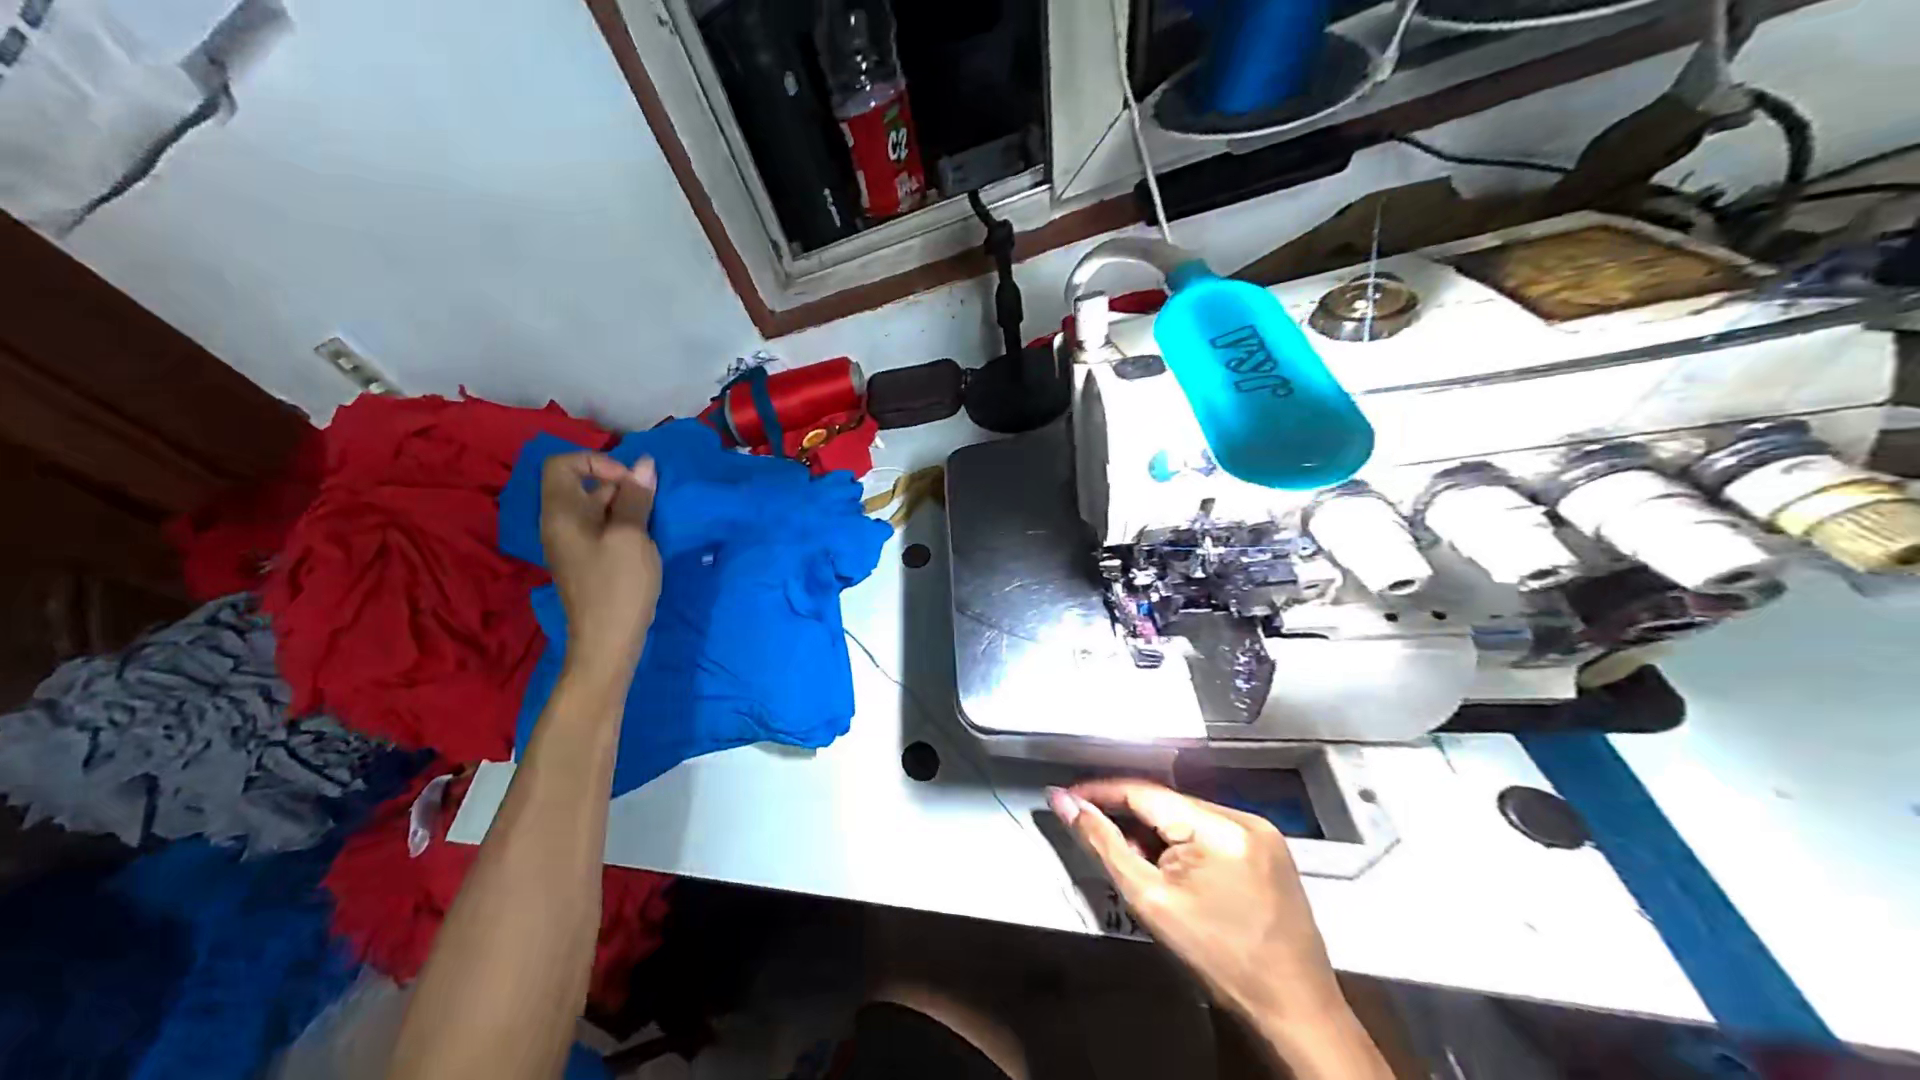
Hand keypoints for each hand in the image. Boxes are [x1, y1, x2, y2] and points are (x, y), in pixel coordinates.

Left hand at [540, 452, 661, 672]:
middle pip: (582, 485)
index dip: (596, 462)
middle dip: (619, 486)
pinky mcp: (586, 561)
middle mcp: (558, 524)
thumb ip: (636, 498)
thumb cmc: (618, 585)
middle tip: (650, 504)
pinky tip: (644, 542)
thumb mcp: (631, 536)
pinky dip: (623, 526)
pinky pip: (601, 529)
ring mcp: (571, 545)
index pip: (562, 464)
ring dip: (625, 508)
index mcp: (560, 513)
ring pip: (595, 509)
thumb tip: (645, 464)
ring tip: (651, 523)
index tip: (629, 482)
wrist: (607, 641)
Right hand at [1049, 779, 1340, 1024]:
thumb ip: (1104, 844)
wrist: (1292, 1008)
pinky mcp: (1268, 847)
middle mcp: (1244, 818)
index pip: (1144, 792)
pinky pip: (1210, 830)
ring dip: (1155, 832)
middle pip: (1166, 803)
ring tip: (1139, 867)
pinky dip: (1183, 842)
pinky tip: (1173, 872)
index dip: (1100, 792)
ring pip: (1186, 816)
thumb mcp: (1149, 900)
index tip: (1068, 797)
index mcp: (1218, 827)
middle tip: (1098, 840)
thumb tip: (1066, 804)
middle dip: (1128, 819)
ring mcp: (1261, 831)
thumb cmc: (1219, 960)